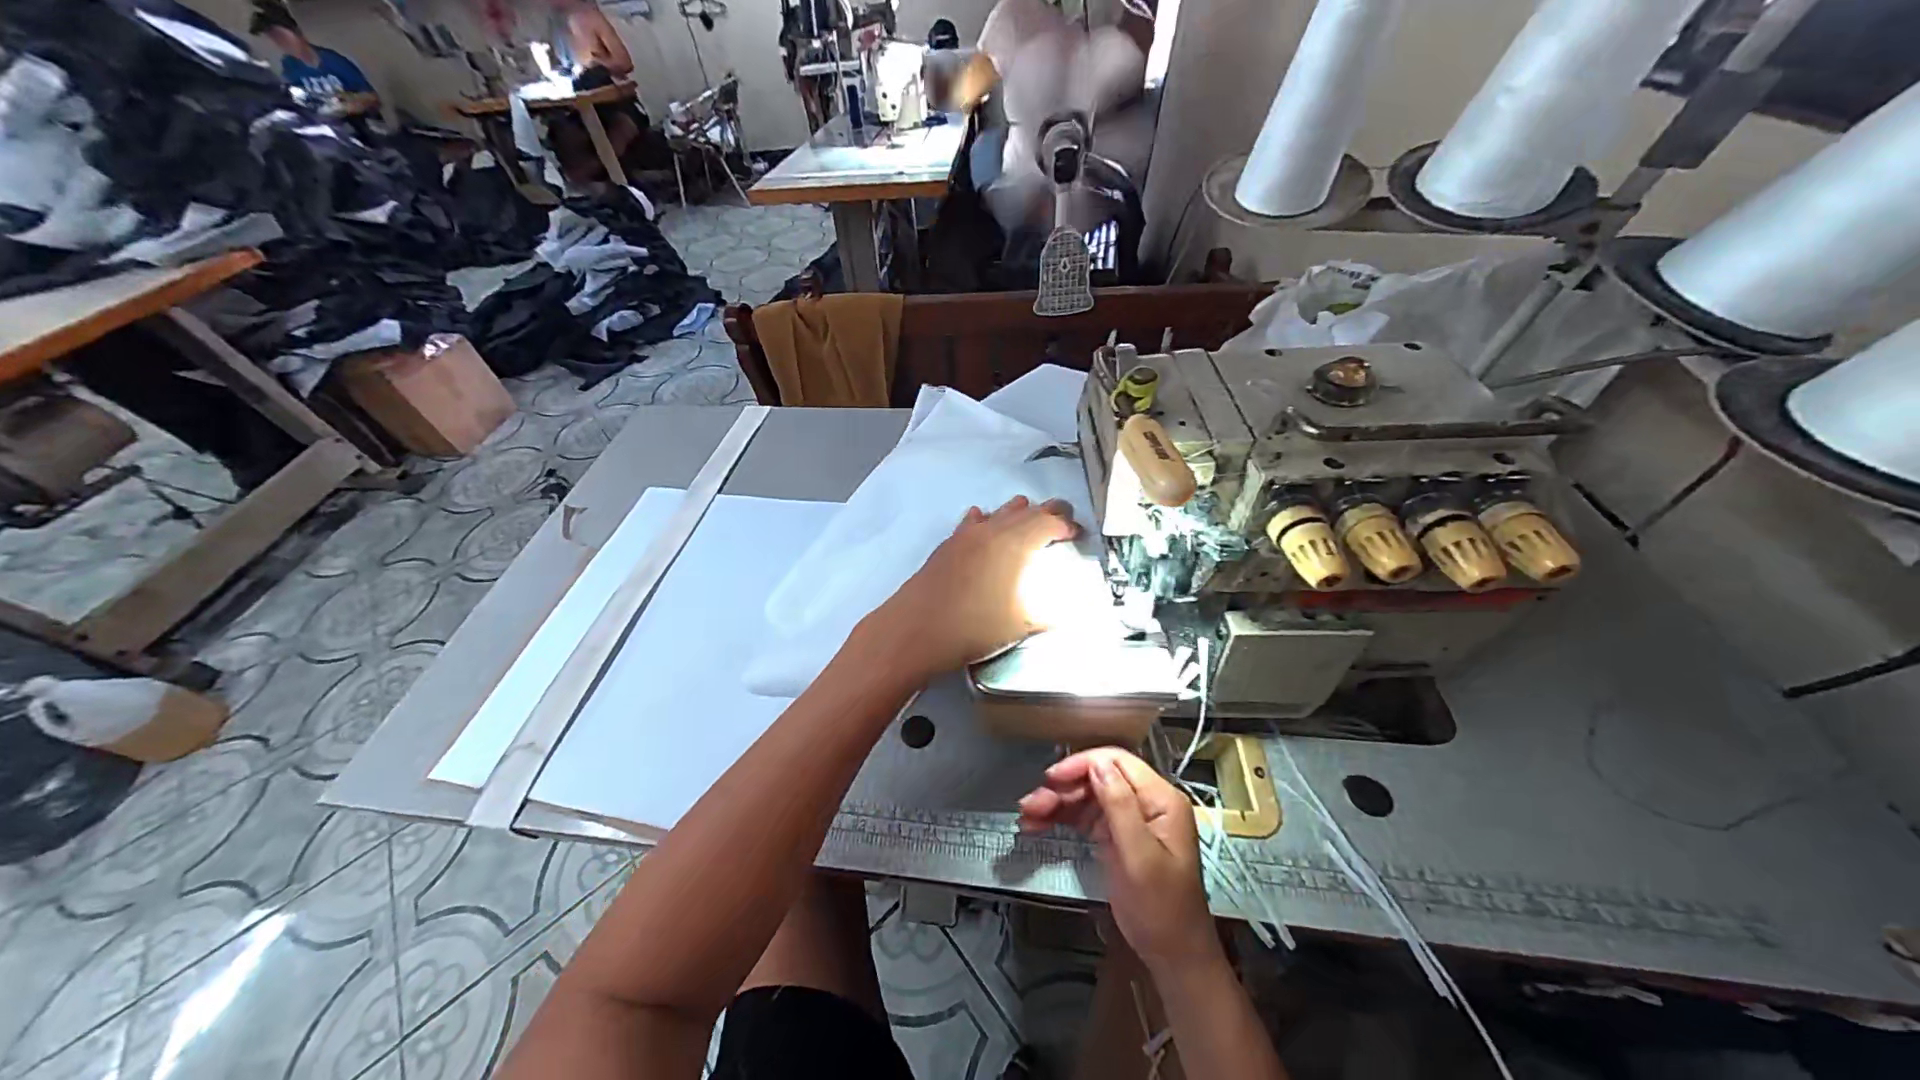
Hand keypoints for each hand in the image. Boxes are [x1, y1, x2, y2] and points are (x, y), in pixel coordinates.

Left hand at [861, 495, 1078, 678]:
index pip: (1049, 521)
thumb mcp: (1022, 624)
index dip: (1067, 526)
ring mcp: (967, 534)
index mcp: (1016, 543)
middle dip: (1048, 515)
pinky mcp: (948, 544)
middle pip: (1027, 511)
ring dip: (1019, 514)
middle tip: (1061, 525)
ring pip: (1000, 512)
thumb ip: (1052, 613)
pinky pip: (974, 522)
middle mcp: (992, 530)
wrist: (916, 629)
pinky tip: (985, 525)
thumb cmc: (974, 627)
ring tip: (1030, 524)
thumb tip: (1073, 611)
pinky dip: (988, 521)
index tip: (1077, 535)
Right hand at [1017, 748, 1219, 973]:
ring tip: (1028, 815)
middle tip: (1032, 804)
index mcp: (1161, 799)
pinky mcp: (1115, 836)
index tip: (1052, 779)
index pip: (1117, 762)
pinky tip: (1038, 824)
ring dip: (1057, 803)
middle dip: (1063, 788)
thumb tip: (1097, 764)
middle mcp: (1146, 802)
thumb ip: (1119, 806)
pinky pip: (1085, 817)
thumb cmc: (1163, 907)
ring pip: (1087, 796)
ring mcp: (1129, 819)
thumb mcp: (1140, 856)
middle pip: (1098, 777)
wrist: (1174, 954)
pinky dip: (1062, 818)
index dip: (1082, 764)